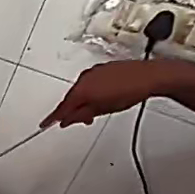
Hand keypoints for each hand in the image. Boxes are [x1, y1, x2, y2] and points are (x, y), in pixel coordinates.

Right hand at [41, 60, 189, 127]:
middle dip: (73, 111)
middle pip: (71, 98)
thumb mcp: (100, 110)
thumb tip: (67, 120)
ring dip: (84, 102)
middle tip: (78, 121)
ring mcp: (94, 72)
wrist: (150, 77)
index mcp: (81, 89)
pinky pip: (90, 83)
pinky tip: (100, 99)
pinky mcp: (103, 68)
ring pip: (81, 91)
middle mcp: (85, 78)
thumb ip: (79, 116)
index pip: (62, 108)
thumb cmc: (128, 91)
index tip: (44, 124)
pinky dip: (91, 92)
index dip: (52, 118)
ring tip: (93, 111)